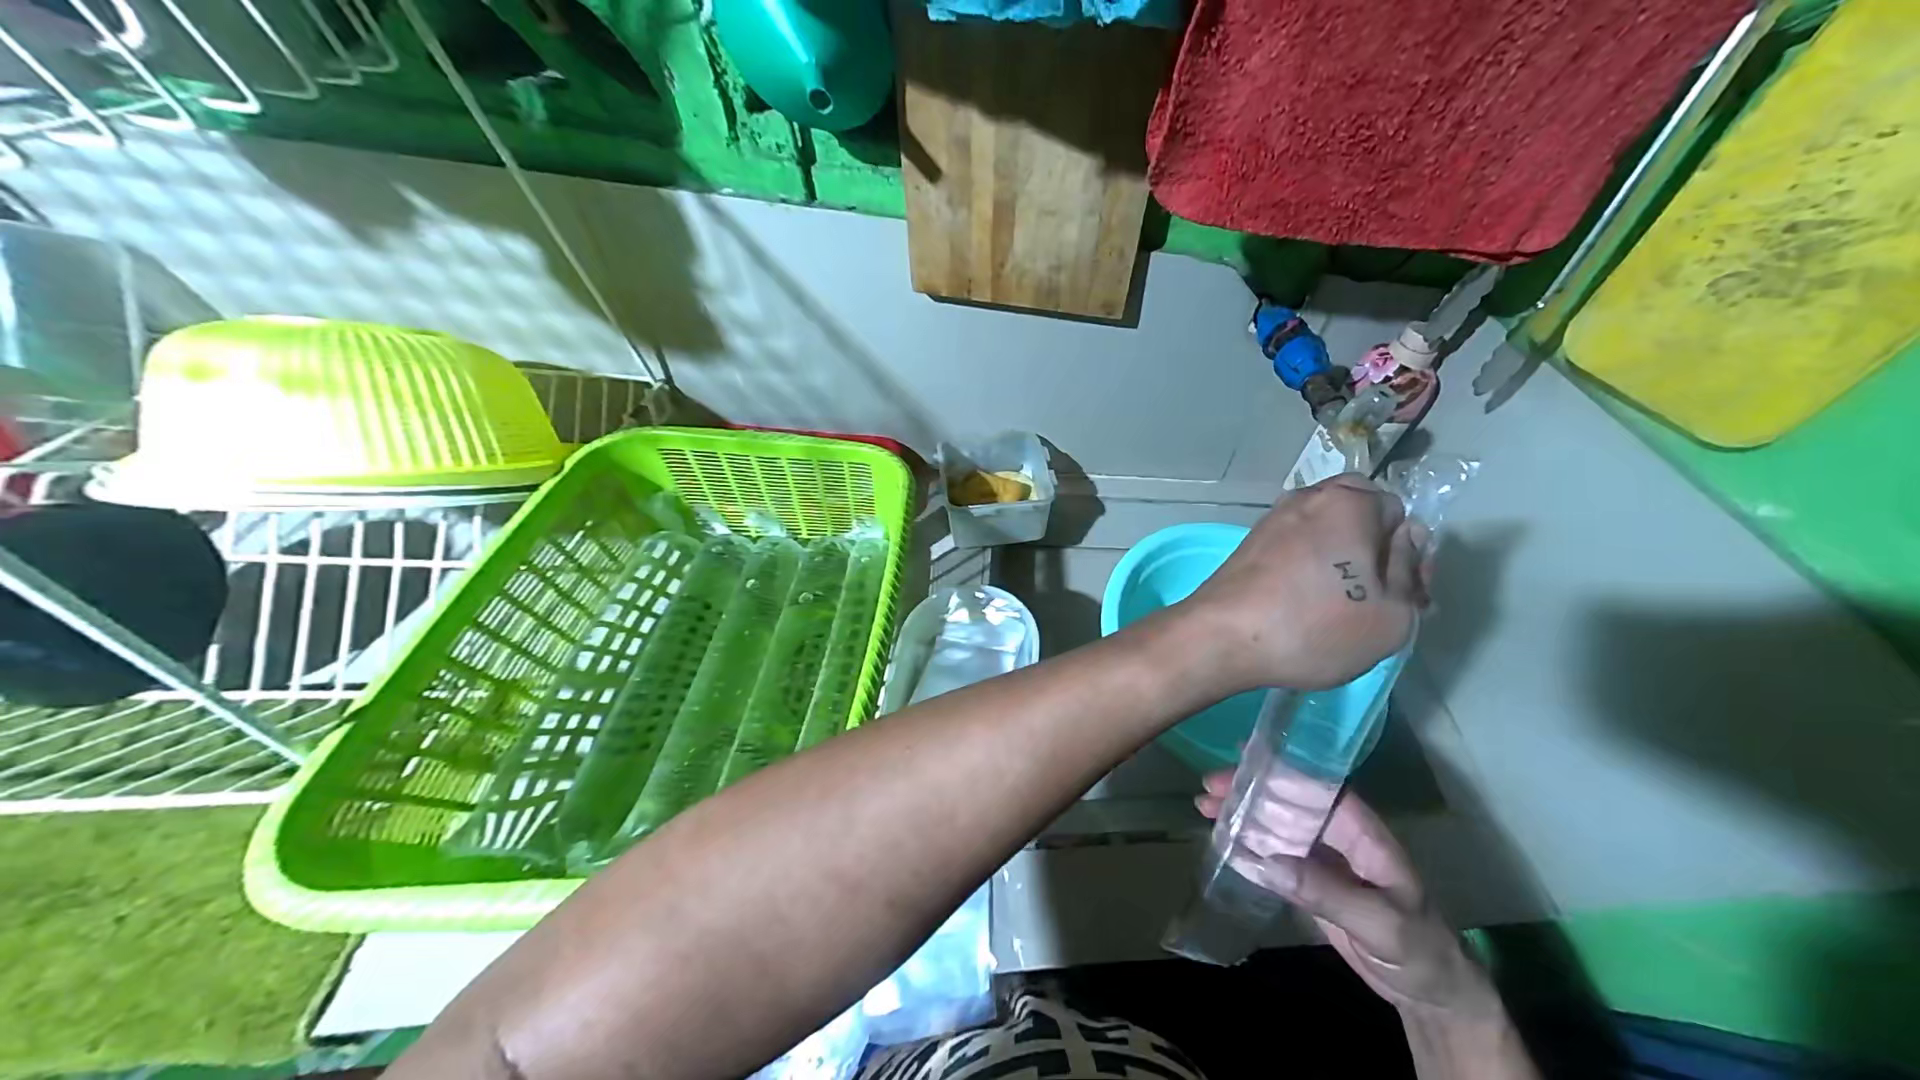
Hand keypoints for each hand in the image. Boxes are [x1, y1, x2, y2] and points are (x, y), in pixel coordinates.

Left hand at [1179, 474, 1423, 690]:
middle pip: (1358, 514)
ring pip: (1325, 531)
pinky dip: (1309, 567)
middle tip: (1379, 597)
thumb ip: (1411, 571)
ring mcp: (1272, 520)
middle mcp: (1307, 498)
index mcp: (1348, 502)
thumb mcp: (1394, 615)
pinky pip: (1295, 546)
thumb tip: (1406, 539)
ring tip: (1345, 608)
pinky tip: (1308, 604)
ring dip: (1342, 559)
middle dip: (1375, 549)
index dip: (1411, 556)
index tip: (1408, 595)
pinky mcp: (1249, 544)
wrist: (1220, 638)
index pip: (1400, 514)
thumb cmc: (1313, 627)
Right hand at [1195, 771, 1498, 1020]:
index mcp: (1362, 832)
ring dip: (1242, 813)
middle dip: (1250, 789)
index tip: (1243, 755)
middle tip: (1209, 786)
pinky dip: (1245, 844)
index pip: (1318, 787)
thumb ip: (1326, 891)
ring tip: (1204, 806)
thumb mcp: (1380, 923)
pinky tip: (1220, 838)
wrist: (1431, 997)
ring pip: (1276, 825)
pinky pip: (1272, 855)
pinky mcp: (1309, 883)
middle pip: (1288, 802)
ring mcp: (1322, 860)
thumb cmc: (1420, 951)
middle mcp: (1339, 837)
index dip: (1282, 768)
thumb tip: (1267, 861)